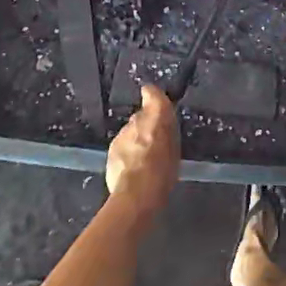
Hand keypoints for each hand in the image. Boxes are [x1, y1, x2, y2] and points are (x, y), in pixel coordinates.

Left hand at [106, 85, 178, 221]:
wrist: (137, 192)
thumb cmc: (164, 170)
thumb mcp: (174, 148)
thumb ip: (166, 131)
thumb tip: (162, 123)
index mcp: (158, 116)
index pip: (152, 93)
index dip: (152, 95)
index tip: (153, 97)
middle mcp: (137, 120)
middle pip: (141, 115)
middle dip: (146, 123)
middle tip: (154, 139)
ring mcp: (122, 134)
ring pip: (130, 130)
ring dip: (136, 138)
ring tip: (144, 155)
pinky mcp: (111, 148)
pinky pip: (122, 144)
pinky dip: (127, 150)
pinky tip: (132, 165)